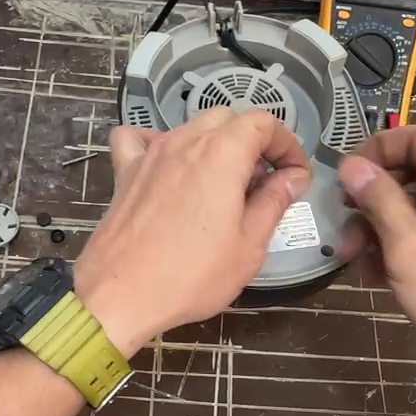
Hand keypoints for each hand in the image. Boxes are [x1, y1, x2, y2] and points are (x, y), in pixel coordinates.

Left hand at [74, 109, 310, 354]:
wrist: (121, 296)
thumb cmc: (191, 275)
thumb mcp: (249, 245)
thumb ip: (275, 202)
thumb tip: (294, 177)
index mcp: (222, 153)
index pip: (264, 124)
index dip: (287, 145)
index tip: (295, 175)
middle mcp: (185, 141)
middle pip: (229, 119)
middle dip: (254, 143)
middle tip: (265, 183)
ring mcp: (150, 153)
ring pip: (191, 127)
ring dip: (216, 145)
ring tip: (224, 184)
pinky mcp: (125, 172)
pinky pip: (140, 139)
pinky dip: (159, 143)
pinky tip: (169, 168)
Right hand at [337, 126, 415, 370]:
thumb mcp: (407, 246)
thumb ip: (378, 199)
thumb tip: (351, 165)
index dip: (375, 150)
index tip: (344, 177)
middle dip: (374, 198)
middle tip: (342, 223)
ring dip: (383, 227)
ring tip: (351, 259)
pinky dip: (406, 243)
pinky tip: (375, 273)